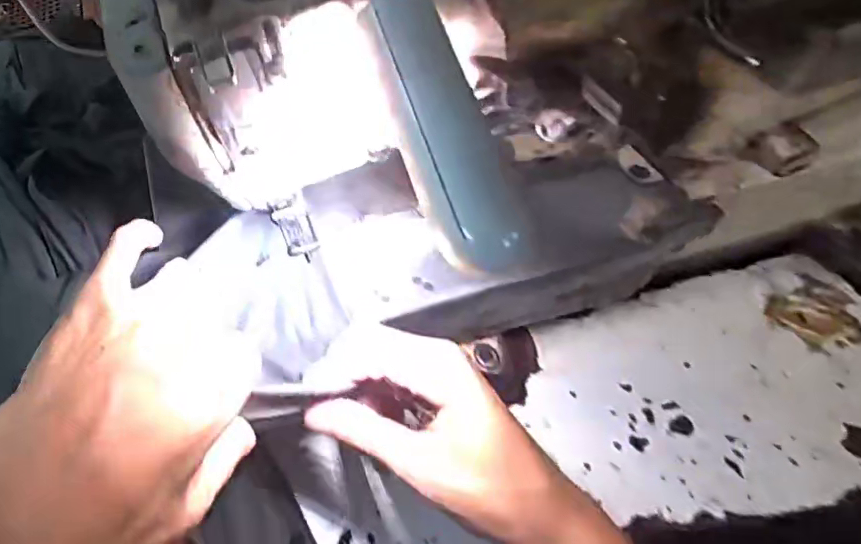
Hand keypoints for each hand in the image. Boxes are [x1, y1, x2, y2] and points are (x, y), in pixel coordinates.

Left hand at [0, 220, 258, 543]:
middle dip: (209, 331)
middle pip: (214, 310)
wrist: (17, 487)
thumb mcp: (175, 514)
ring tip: (168, 319)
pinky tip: (150, 239)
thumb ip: (218, 464)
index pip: (243, 354)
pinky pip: (122, 247)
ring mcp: (129, 314)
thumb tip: (242, 426)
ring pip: (180, 278)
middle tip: (189, 354)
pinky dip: (139, 236)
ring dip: (181, 297)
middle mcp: (172, 347)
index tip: (221, 377)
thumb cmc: (98, 513)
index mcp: (200, 402)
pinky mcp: (92, 298)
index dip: (233, 367)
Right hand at [303, 326, 625, 543]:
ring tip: (343, 415)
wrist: (551, 518)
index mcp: (436, 364)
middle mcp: (434, 352)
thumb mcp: (423, 467)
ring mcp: (437, 363)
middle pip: (367, 342)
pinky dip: (372, 387)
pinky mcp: (437, 379)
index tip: (310, 400)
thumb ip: (364, 431)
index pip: (365, 348)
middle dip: (340, 371)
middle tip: (323, 406)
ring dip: (355, 380)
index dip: (333, 372)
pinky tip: (370, 416)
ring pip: (375, 353)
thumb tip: (314, 410)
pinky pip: (390, 368)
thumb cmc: (495, 492)